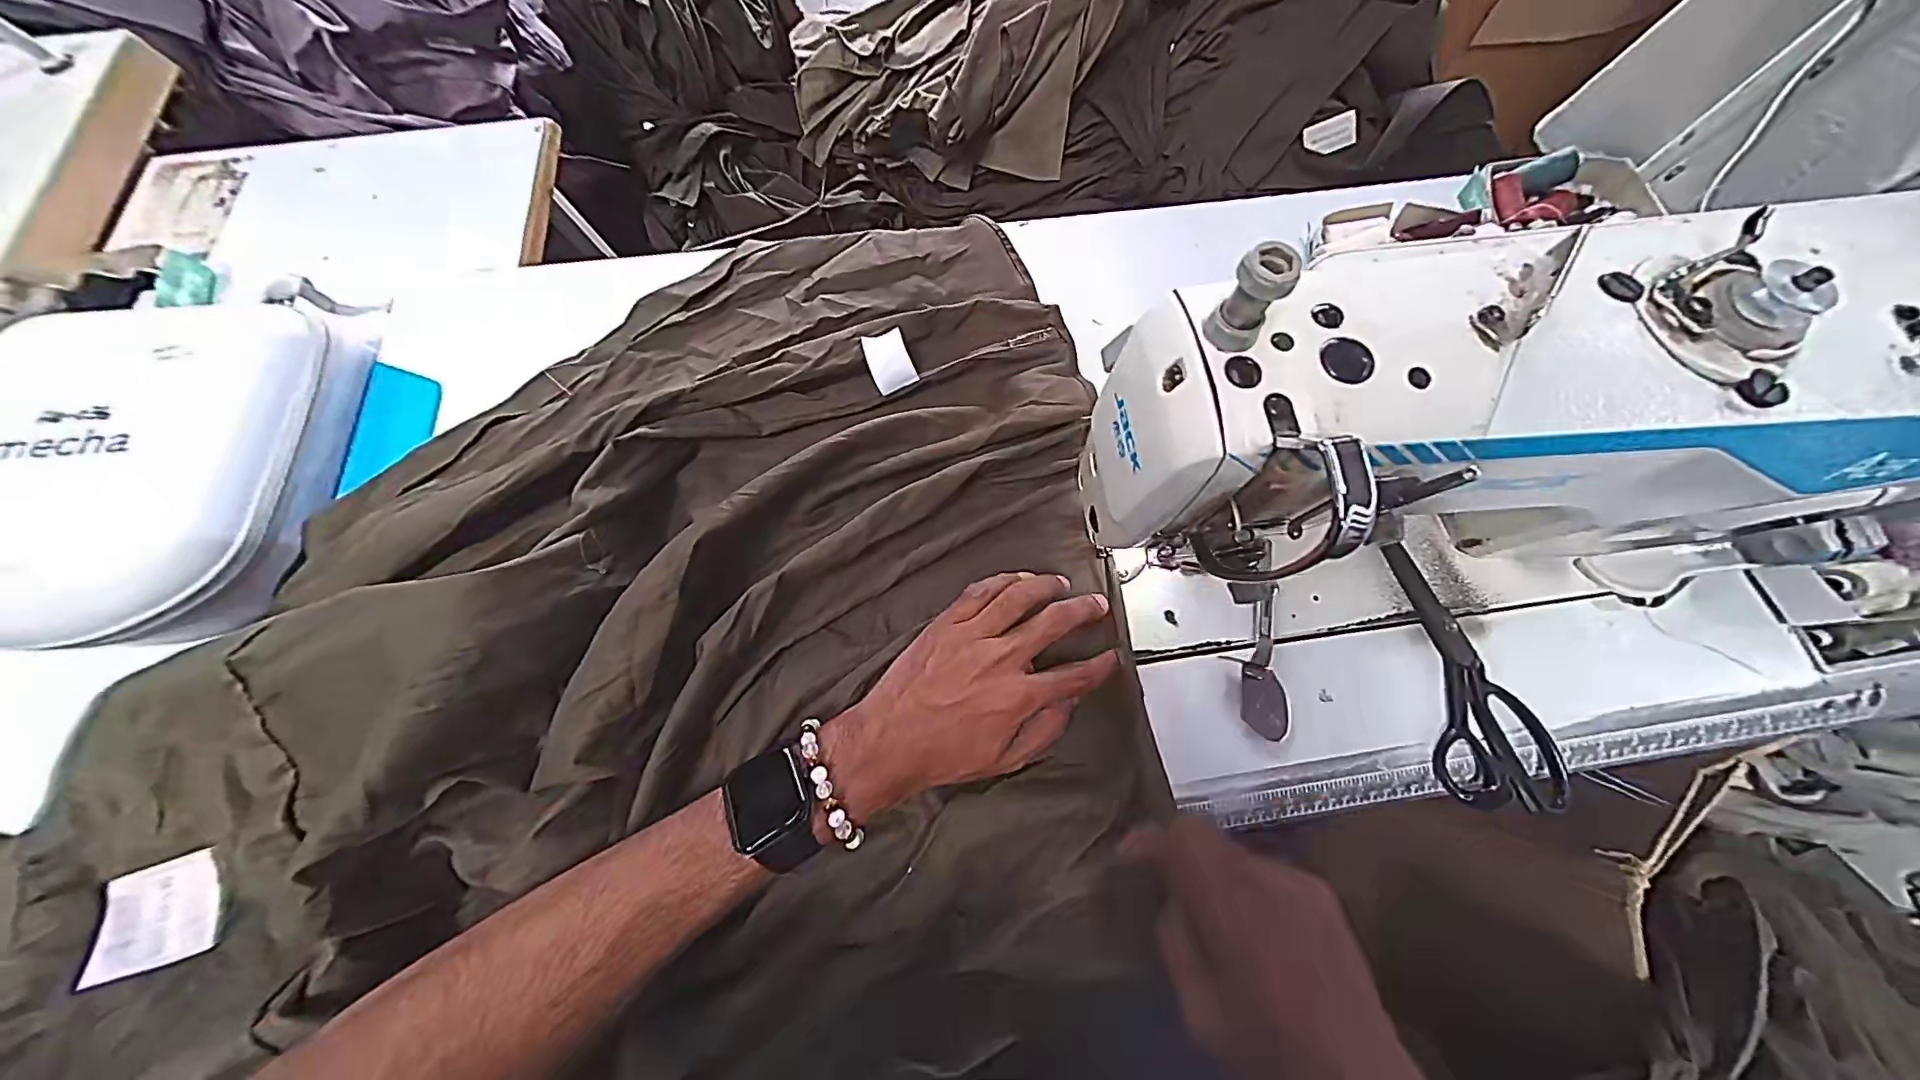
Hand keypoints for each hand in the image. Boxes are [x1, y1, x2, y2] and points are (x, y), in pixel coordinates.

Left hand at [822, 572, 1118, 821]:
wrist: (887, 742)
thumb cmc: (938, 753)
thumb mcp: (1003, 760)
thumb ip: (1043, 732)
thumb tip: (1065, 706)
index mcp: (1016, 697)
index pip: (1072, 675)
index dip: (1098, 666)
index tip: (1108, 659)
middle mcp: (998, 660)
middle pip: (1054, 622)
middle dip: (1084, 611)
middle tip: (1095, 606)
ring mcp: (970, 637)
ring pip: (1018, 596)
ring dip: (1046, 586)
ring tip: (1060, 584)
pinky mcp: (945, 624)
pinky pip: (980, 592)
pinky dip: (1003, 581)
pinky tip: (1015, 579)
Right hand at [1123, 818, 1422, 1079]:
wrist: (1355, 1072)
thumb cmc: (1267, 1043)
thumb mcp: (1198, 1006)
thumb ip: (1174, 939)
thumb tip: (1170, 899)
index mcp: (1231, 904)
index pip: (1184, 834)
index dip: (1152, 837)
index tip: (1131, 855)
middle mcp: (1267, 879)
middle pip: (1209, 837)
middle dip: (1182, 858)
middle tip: (1172, 892)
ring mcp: (1301, 882)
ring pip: (1238, 854)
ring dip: (1217, 874)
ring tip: (1220, 920)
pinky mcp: (1324, 894)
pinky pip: (1268, 873)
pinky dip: (1250, 889)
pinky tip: (1259, 930)